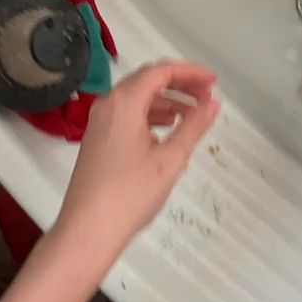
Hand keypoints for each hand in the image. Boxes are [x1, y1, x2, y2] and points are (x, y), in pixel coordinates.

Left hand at [50, 60, 220, 266]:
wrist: (87, 230)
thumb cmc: (130, 194)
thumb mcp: (170, 160)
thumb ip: (194, 126)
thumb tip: (213, 103)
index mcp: (124, 101)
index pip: (161, 71)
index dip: (190, 72)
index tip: (213, 82)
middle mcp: (108, 104)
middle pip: (147, 79)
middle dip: (179, 84)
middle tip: (207, 95)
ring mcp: (99, 121)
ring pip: (137, 98)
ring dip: (166, 100)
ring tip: (192, 114)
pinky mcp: (97, 138)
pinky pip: (127, 114)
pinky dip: (150, 114)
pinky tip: (166, 131)